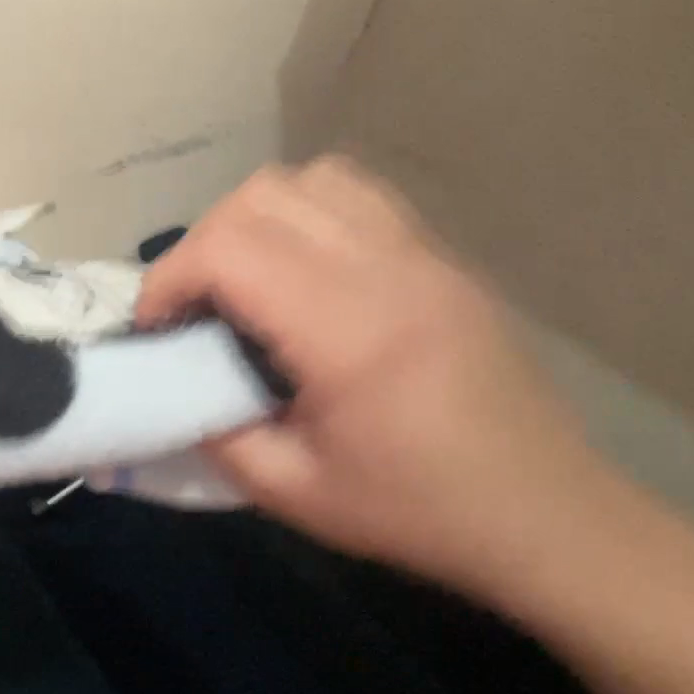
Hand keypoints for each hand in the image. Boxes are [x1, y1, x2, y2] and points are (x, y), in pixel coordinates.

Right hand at [137, 157, 606, 590]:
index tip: (154, 332)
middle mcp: (389, 271)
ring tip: (238, 287)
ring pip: (309, 180)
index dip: (167, 281)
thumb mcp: (283, 489)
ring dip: (250, 224)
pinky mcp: (440, 260)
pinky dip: (300, 218)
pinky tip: (292, 278)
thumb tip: (169, 386)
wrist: (540, 513)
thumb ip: (211, 429)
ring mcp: (424, 256)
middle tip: (188, 311)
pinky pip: (354, 196)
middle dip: (197, 248)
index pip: (230, 248)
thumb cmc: (408, 509)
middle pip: (261, 197)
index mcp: (350, 331)